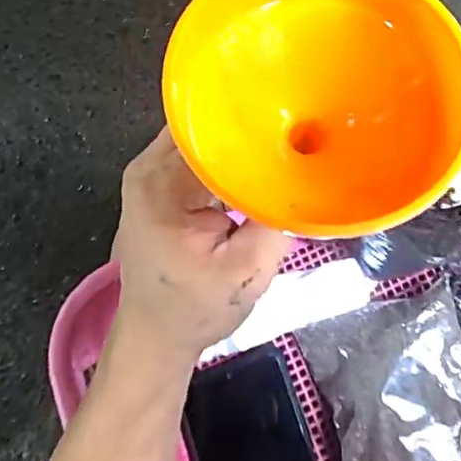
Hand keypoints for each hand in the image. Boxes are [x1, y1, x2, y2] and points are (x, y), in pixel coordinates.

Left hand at [108, 128, 293, 370]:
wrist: (154, 336)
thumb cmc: (195, 309)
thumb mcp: (248, 271)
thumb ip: (278, 220)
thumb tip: (310, 175)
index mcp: (163, 182)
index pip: (217, 131)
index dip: (260, 125)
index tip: (301, 123)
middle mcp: (150, 165)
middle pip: (211, 126)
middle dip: (255, 128)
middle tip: (303, 130)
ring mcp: (152, 172)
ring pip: (209, 137)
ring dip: (245, 142)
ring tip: (288, 144)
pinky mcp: (162, 182)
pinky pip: (203, 154)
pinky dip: (232, 158)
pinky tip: (263, 166)